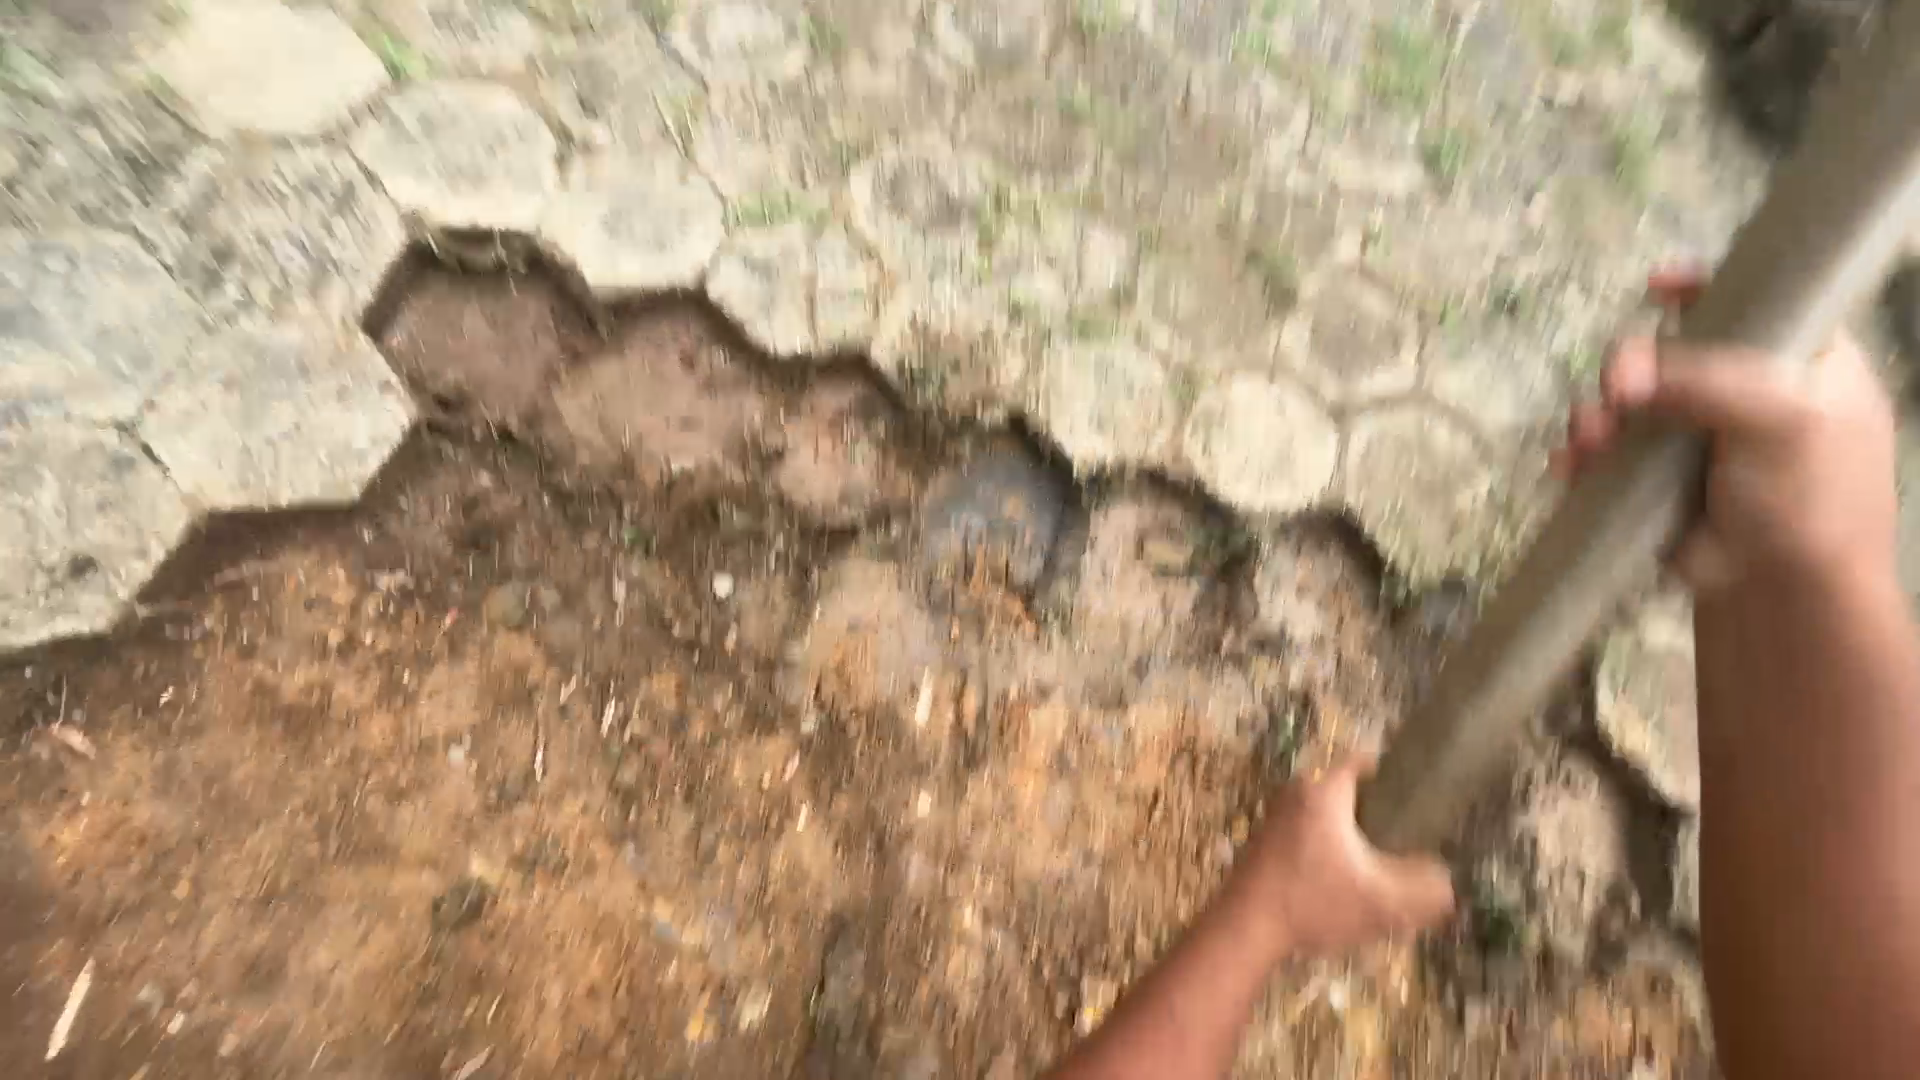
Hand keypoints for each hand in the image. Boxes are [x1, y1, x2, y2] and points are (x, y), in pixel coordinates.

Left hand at [1221, 757, 1454, 959]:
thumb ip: (1428, 890)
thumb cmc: (1314, 902)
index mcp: (1322, 792)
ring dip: (1350, 834)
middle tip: (1402, 843)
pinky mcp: (1264, 836)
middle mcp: (1295, 792)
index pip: (1361, 763)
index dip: (1392, 774)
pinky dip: (1327, 845)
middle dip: (1375, 813)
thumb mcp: (1385, 904)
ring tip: (1376, 869)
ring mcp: (1275, 813)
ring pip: (1326, 813)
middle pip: (1346, 790)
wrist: (1246, 923)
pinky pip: (1307, 828)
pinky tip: (1341, 882)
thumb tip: (1444, 878)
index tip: (1416, 797)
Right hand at [1553, 271, 1898, 594]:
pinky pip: (1596, 451)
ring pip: (1619, 403)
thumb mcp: (1783, 419)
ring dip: (1593, 417)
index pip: (1754, 302)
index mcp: (1795, 363)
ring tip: (1587, 443)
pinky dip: (1578, 454)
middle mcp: (1736, 392)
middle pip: (1663, 353)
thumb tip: (1620, 378)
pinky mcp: (1644, 476)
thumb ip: (1707, 381)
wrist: (1774, 585)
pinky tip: (1570, 466)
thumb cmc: (1807, 494)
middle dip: (1626, 369)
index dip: (1704, 287)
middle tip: (1615, 393)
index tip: (1655, 285)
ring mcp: (1685, 436)